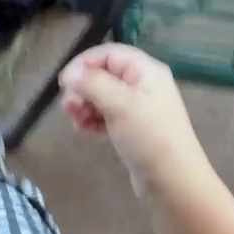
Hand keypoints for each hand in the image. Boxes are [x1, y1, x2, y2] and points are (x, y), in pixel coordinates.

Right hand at [59, 44, 223, 204]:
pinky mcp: (131, 129)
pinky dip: (92, 120)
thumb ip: (92, 84)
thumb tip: (69, 73)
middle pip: (103, 75)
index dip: (84, 64)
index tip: (63, 83)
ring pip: (101, 97)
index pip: (109, 54)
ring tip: (77, 123)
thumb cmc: (148, 136)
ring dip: (84, 106)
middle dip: (82, 89)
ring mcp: (137, 108)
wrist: (171, 179)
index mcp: (145, 71)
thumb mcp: (119, 104)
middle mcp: (142, 85)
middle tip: (68, 108)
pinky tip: (85, 131)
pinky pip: (105, 116)